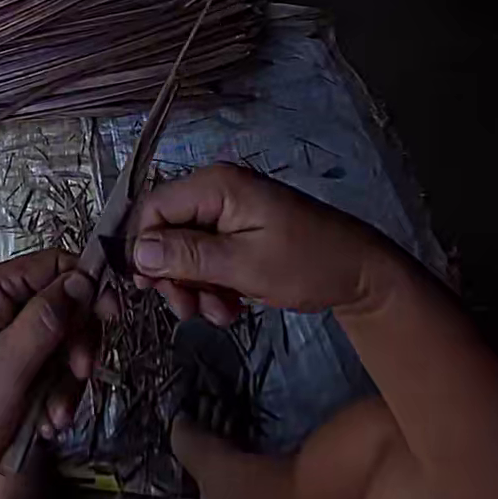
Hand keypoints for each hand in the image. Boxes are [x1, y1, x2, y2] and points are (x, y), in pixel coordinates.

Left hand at [0, 249, 97, 498]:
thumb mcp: (7, 365)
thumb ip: (47, 318)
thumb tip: (83, 278)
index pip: (58, 263)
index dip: (89, 285)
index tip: (111, 316)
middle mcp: (5, 305)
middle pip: (68, 303)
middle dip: (79, 342)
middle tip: (80, 373)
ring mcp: (11, 338)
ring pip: (65, 340)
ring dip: (69, 379)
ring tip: (55, 414)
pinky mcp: (15, 368)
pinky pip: (54, 369)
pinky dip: (58, 394)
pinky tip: (46, 421)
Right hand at [130, 164, 403, 324]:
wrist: (361, 274)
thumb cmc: (305, 263)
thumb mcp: (244, 265)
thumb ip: (187, 256)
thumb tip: (137, 251)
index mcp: (215, 184)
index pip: (154, 206)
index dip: (142, 245)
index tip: (146, 288)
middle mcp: (215, 191)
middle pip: (167, 229)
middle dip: (173, 273)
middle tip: (186, 310)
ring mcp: (226, 212)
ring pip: (184, 249)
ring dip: (194, 285)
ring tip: (219, 314)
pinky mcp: (236, 232)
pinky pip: (206, 257)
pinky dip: (211, 284)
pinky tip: (231, 307)